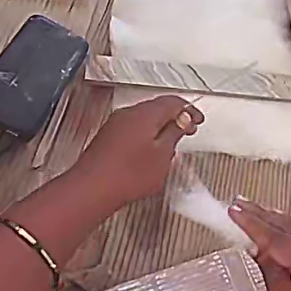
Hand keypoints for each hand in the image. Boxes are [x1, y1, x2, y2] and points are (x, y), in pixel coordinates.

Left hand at [66, 96, 201, 210]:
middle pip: (157, 107)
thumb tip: (182, 121)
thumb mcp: (162, 155)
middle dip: (175, 117)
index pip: (173, 102)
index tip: (197, 120)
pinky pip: (132, 129)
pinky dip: (145, 135)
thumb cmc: (126, 174)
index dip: (189, 110)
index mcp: (145, 114)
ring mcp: (115, 125)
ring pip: (144, 118)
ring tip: (171, 144)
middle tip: (188, 129)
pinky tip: (150, 152)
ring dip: (160, 127)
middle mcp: (128, 114)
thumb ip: (174, 133)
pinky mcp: (107, 137)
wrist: (92, 188)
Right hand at [226, 200, 290, 290]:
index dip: (253, 224)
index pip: (279, 238)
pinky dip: (288, 237)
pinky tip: (274, 233)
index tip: (235, 211)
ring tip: (253, 212)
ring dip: (275, 224)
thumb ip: (270, 270)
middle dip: (263, 216)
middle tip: (240, 204)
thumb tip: (258, 247)